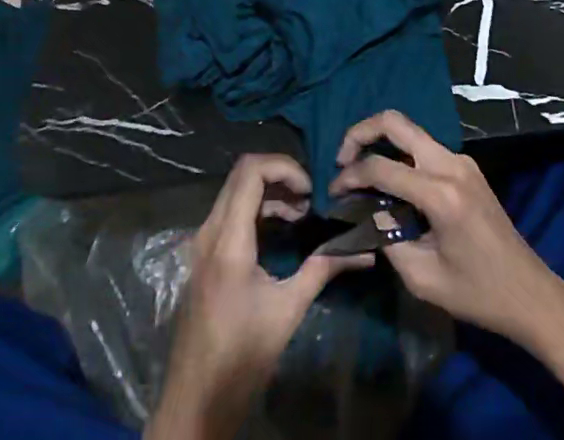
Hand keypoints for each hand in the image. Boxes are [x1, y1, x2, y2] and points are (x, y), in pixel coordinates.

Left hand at [147, 154, 372, 439]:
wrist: (197, 396)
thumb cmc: (243, 353)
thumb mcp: (289, 308)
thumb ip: (324, 268)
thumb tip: (366, 251)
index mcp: (228, 241)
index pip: (250, 171)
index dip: (284, 167)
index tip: (310, 191)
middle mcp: (209, 232)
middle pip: (242, 174)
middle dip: (280, 175)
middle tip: (309, 197)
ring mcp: (202, 242)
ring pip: (235, 191)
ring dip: (270, 192)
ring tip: (301, 213)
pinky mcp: (204, 254)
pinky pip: (230, 212)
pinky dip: (257, 208)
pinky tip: (282, 227)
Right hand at [329, 111, 563, 349]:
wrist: (530, 293)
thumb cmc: (477, 293)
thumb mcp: (422, 277)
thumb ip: (387, 238)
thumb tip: (370, 211)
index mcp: (441, 193)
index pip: (381, 166)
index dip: (349, 176)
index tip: (332, 194)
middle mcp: (452, 165)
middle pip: (397, 123)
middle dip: (361, 133)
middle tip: (341, 160)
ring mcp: (463, 162)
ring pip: (411, 133)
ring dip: (381, 144)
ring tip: (360, 176)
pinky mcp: (468, 169)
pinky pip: (425, 150)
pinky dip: (401, 157)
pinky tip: (389, 185)